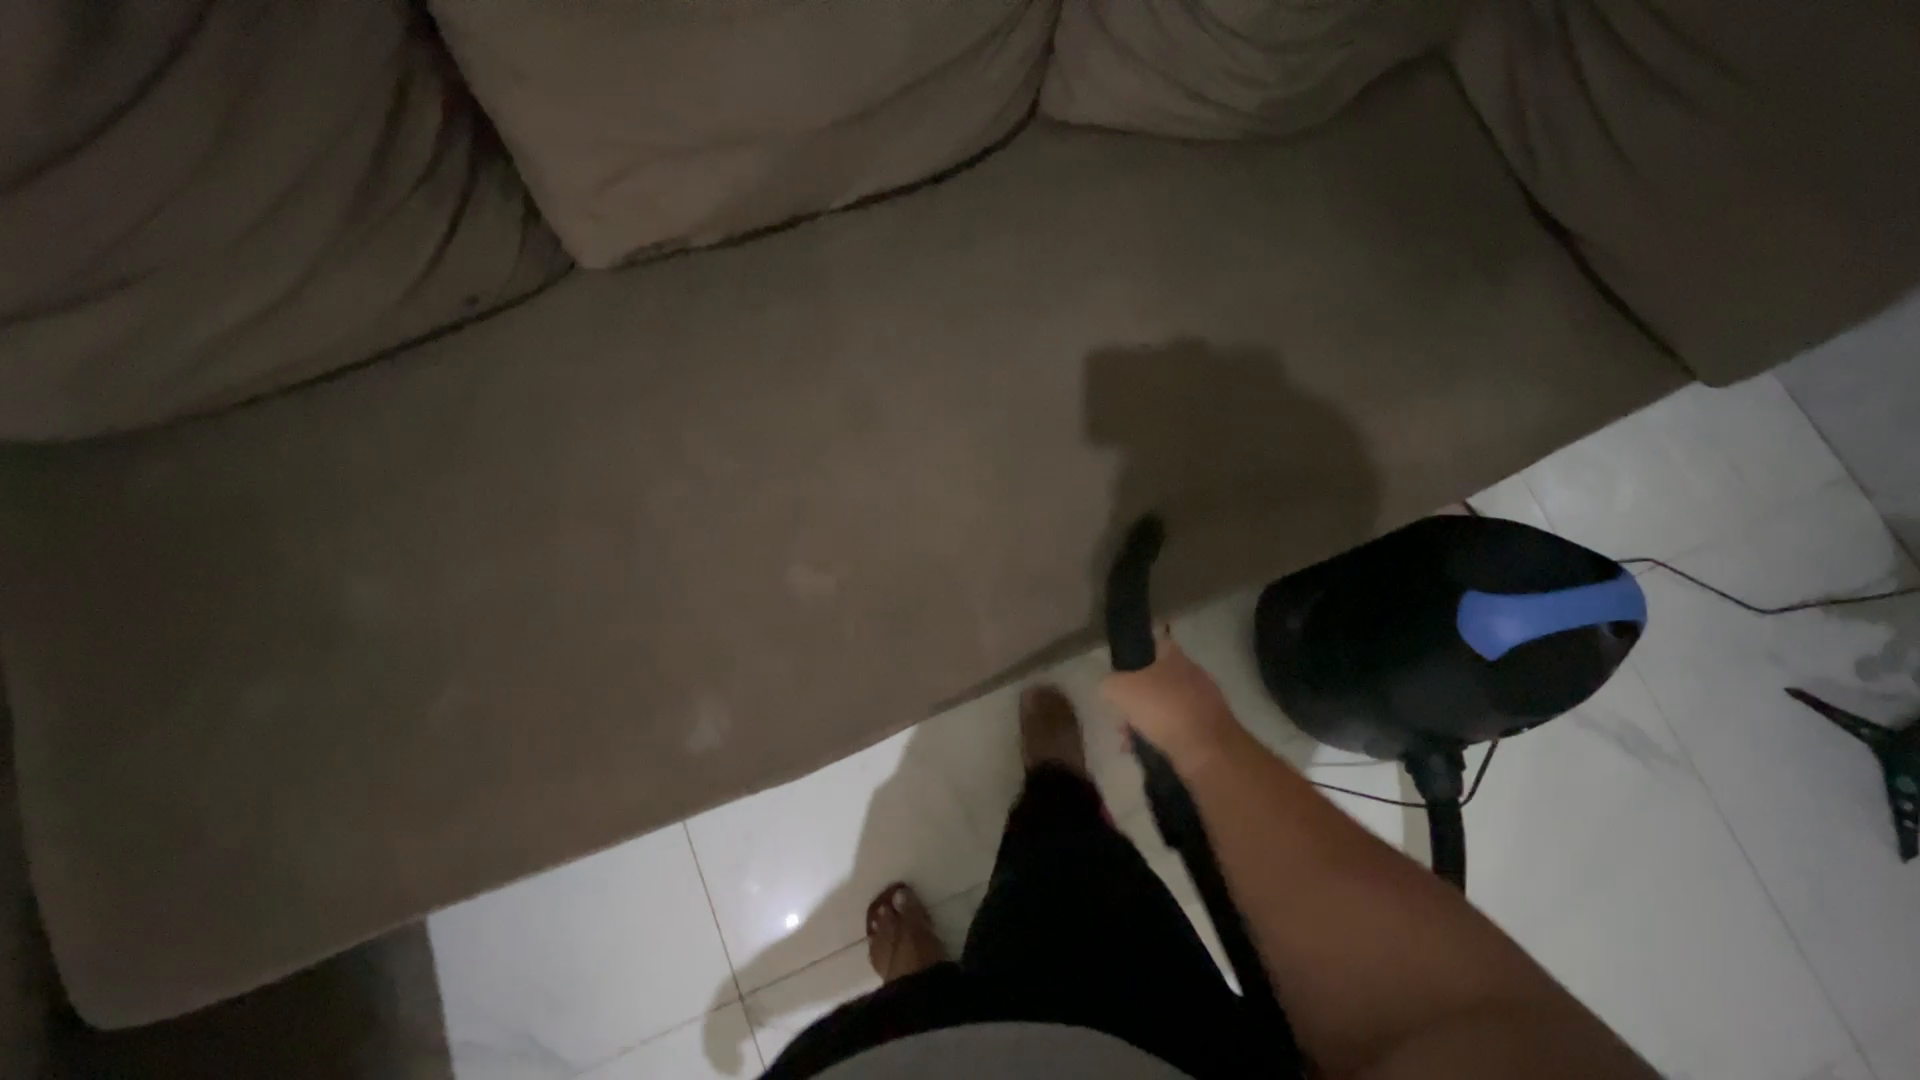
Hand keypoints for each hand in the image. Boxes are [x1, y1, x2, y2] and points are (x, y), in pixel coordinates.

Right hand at [1100, 636, 1242, 764]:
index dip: (1139, 657)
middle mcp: (1194, 676)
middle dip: (1138, 700)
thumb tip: (1110, 687)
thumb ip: (1110, 683)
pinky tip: (1148, 751)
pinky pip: (1179, 730)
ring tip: (1130, 741)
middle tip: (1122, 717)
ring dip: (1147, 723)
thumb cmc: (1163, 708)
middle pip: (1159, 682)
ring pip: (1167, 709)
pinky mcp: (1210, 730)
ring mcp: (1205, 704)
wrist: (1206, 748)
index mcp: (1176, 658)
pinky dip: (1163, 739)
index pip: (1157, 646)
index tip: (1123, 674)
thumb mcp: (1121, 690)